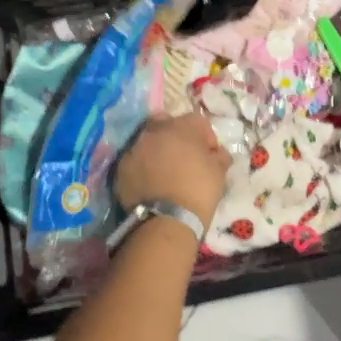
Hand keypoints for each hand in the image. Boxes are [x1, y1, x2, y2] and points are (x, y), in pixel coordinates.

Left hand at [116, 113, 231, 225]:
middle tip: (184, 156)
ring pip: (148, 140)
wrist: (166, 219)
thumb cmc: (199, 190)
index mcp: (183, 126)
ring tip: (165, 170)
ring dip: (157, 150)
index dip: (206, 137)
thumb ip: (219, 156)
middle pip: (168, 124)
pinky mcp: (121, 167)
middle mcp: (156, 130)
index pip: (198, 121)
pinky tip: (151, 182)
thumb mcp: (219, 172)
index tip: (210, 154)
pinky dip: (143, 166)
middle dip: (176, 135)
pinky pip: (135, 159)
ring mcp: (135, 148)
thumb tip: (217, 153)